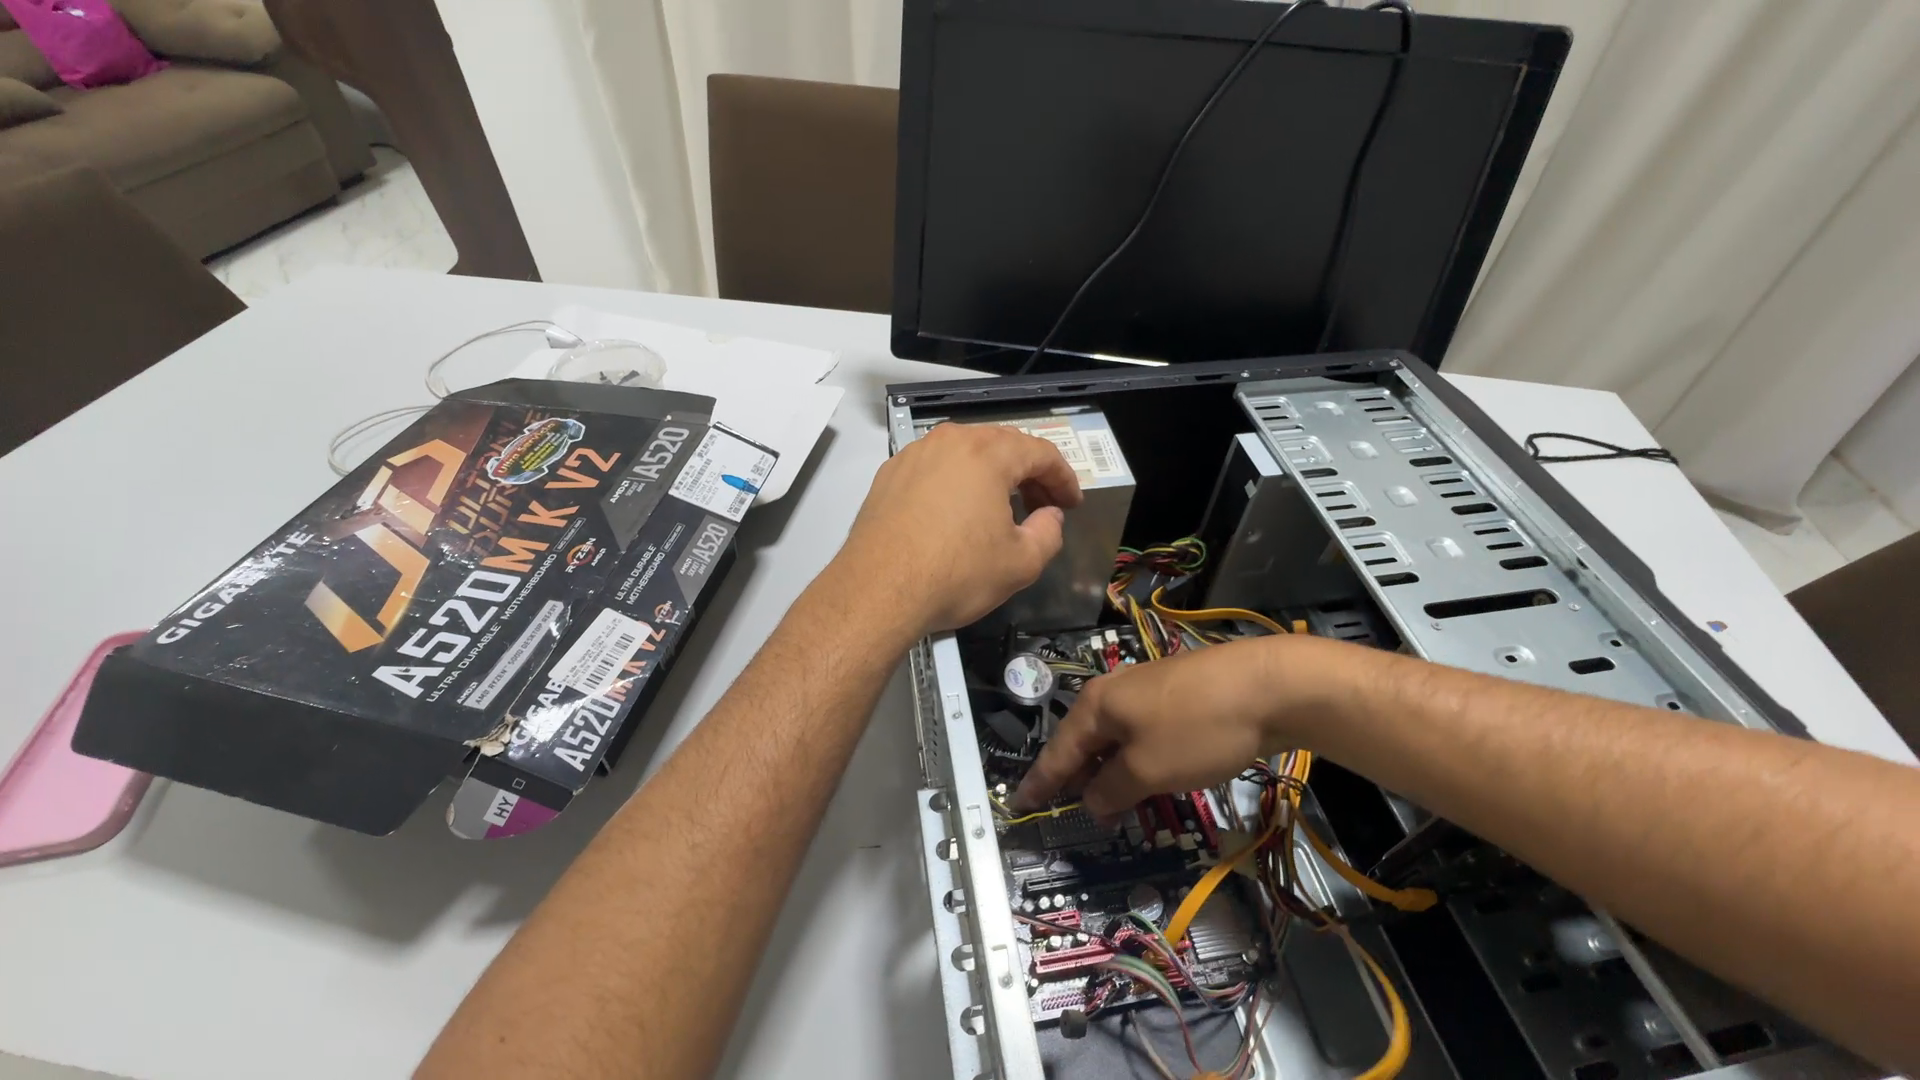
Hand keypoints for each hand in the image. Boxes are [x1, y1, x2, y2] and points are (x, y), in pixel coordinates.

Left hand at [834, 422, 1082, 637]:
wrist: (878, 591)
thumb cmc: (956, 574)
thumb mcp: (1021, 563)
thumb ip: (1048, 533)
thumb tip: (1049, 516)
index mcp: (987, 453)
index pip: (1040, 453)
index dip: (1064, 478)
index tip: (1072, 504)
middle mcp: (949, 441)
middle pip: (1002, 445)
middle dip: (1029, 474)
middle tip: (1043, 505)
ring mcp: (913, 455)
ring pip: (965, 454)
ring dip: (991, 475)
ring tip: (1003, 508)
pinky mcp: (888, 476)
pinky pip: (934, 469)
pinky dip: (956, 483)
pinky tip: (957, 514)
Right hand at [1013, 635, 1362, 820]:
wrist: (1270, 685)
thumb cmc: (1197, 729)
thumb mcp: (1148, 770)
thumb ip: (1111, 789)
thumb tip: (1091, 801)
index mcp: (1096, 705)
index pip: (1057, 751)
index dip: (1040, 782)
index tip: (1020, 805)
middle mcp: (1114, 691)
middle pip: (1084, 741)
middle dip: (1074, 777)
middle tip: (1065, 810)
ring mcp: (1148, 689)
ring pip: (1116, 738)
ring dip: (1109, 771)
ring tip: (1107, 804)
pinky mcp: (1178, 695)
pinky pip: (1143, 733)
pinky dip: (1136, 759)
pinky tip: (1148, 777)